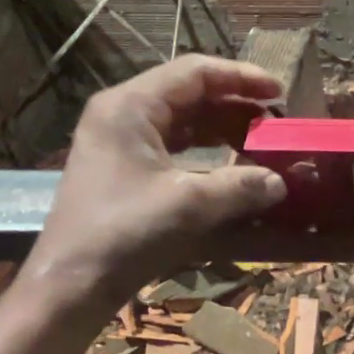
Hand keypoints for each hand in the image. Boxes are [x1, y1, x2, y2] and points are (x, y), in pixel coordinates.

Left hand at [21, 56, 287, 311]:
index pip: (194, 73)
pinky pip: (176, 151)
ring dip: (225, 131)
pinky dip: (209, 156)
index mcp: (131, 106)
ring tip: (263, 145)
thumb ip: (240, 187)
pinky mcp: (127, 174)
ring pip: (184, 124)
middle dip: (236, 106)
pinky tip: (235, 172)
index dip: (241, 78)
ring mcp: (122, 146)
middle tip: (277, 124)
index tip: (280, 92)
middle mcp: (124, 116)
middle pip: (189, 96)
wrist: (73, 281)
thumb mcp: (190, 205)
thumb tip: (279, 182)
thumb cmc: (125, 232)